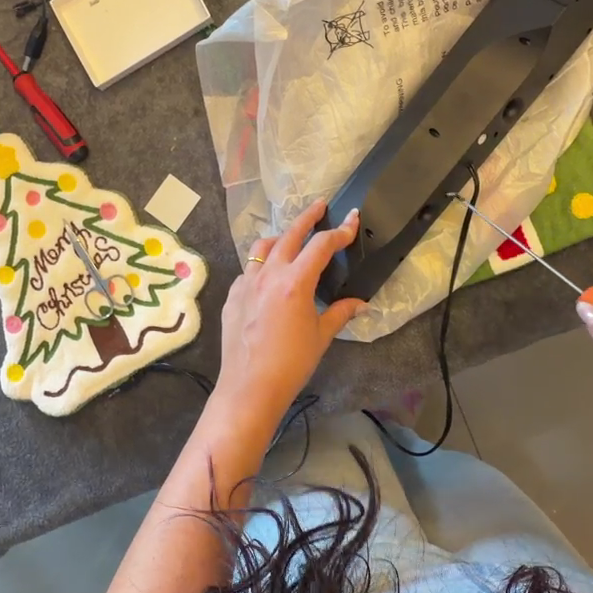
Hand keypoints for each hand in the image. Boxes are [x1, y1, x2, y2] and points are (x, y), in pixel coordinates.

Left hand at [210, 202, 365, 426]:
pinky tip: (266, 280)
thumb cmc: (291, 363)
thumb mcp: (321, 336)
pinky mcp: (232, 297)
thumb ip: (339, 313)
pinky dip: (260, 267)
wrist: (249, 386)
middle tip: (320, 206)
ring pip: (262, 248)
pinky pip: (247, 272)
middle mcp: (268, 274)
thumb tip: (360, 304)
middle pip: (289, 234)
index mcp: (295, 282)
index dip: (340, 231)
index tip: (353, 221)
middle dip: (308, 218)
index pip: (321, 245)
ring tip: (289, 239)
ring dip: (279, 238)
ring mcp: (246, 284)